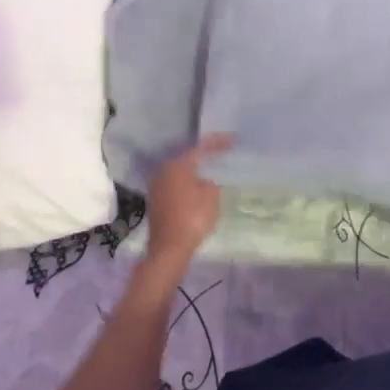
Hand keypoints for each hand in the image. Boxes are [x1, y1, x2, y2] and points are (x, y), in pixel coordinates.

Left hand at [145, 133, 232, 265]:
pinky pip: (176, 186)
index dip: (217, 143)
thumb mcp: (211, 196)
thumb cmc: (192, 218)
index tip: (231, 140)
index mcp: (177, 166)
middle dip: (203, 155)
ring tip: (210, 169)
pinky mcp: (157, 203)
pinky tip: (197, 187)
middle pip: (186, 159)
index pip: (200, 148)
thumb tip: (203, 183)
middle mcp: (163, 173)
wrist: (169, 249)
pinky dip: (188, 184)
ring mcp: (157, 189)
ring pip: (180, 173)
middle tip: (220, 152)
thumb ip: (210, 183)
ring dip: (194, 171)